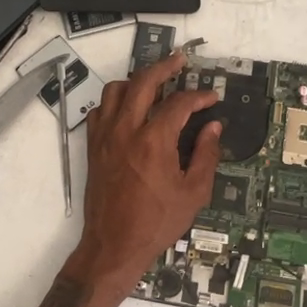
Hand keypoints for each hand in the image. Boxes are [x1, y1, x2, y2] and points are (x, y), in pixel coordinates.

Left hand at [62, 50, 221, 299]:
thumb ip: (205, 155)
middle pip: (143, 82)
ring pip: (115, 90)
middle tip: (180, 61)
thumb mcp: (193, 193)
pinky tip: (128, 108)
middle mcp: (126, 130)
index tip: (212, 98)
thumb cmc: (156, 222)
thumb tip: (213, 127)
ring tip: (154, 83)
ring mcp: (105, 136)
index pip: (179, 104)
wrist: (113, 245)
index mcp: (153, 141)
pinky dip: (114, 102)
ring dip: (136, 81)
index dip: (199, 97)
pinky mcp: (93, 146)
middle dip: (165, 67)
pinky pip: (100, 110)